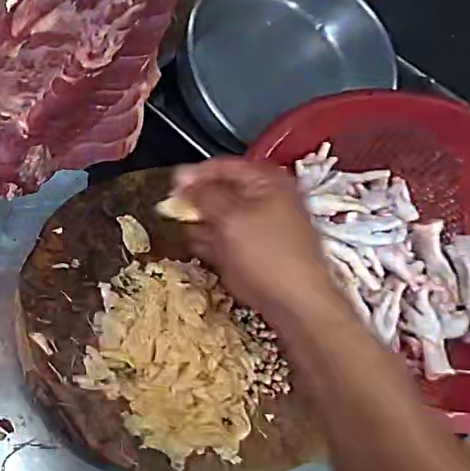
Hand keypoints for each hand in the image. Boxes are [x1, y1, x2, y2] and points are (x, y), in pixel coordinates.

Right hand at [175, 157, 347, 326]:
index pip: (223, 166)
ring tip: (185, 232)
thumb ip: (204, 194)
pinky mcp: (262, 251)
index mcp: (267, 181)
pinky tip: (201, 249)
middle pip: (224, 191)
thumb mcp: (230, 218)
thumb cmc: (268, 256)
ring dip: (204, 223)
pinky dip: (215, 242)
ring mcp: (267, 226)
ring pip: (226, 217)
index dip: (195, 174)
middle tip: (175, 211)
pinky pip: (232, 239)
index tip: (171, 187)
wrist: (298, 304)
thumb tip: (183, 180)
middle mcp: (270, 199)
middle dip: (198, 201)